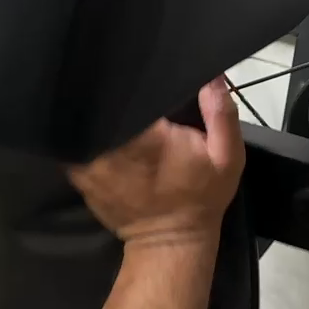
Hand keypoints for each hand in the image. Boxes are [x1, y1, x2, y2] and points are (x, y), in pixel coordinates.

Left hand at [67, 80, 246, 250]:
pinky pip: (79, 140)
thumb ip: (221, 114)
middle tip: (136, 81)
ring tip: (121, 100)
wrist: (172, 239)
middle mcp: (109, 148)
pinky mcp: (79, 174)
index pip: (129, 94)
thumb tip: (212, 77)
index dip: (136, 78)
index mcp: (146, 138)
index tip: (145, 69)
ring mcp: (88, 163)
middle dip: (120, 91)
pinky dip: (91, 131)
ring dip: (102, 110)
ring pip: (89, 121)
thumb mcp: (228, 156)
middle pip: (105, 104)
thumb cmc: (203, 194)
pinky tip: (109, 126)